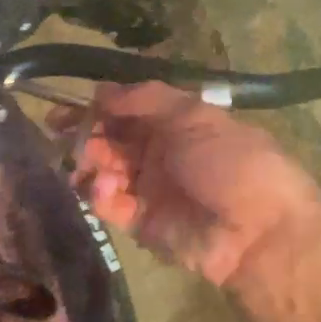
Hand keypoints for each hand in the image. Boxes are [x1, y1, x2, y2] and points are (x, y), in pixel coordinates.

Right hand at [72, 82, 320, 287]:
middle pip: (108, 140)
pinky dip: (99, 193)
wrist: (254, 231)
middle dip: (85, 136)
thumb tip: (100, 90)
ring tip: (86, 163)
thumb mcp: (196, 117)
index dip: (97, 108)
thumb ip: (146, 100)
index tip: (66, 109)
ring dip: (89, 163)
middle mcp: (157, 154)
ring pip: (100, 171)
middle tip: (66, 137)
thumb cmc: (231, 164)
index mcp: (176, 125)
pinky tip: (106, 186)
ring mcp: (145, 188)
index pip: (127, 111)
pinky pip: (106, 203)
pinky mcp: (135, 221)